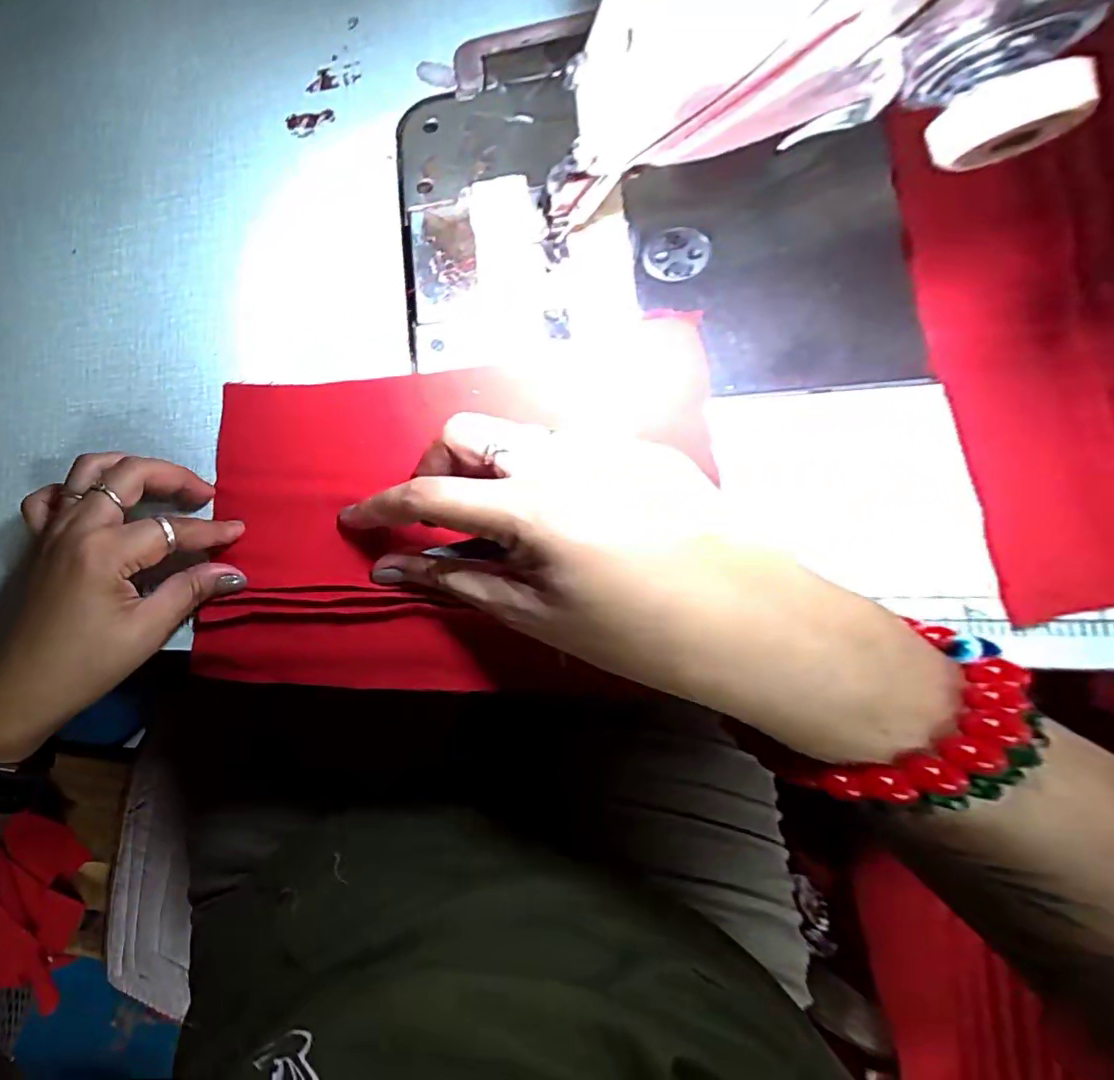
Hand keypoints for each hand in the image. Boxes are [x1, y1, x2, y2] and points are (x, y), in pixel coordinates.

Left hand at [0, 454, 245, 762]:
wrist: (24, 687)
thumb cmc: (88, 665)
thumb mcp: (146, 631)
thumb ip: (189, 590)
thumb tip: (233, 571)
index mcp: (104, 550)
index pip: (168, 527)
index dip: (208, 529)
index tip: (238, 530)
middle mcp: (77, 525)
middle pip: (129, 474)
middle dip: (172, 477)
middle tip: (203, 493)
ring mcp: (53, 528)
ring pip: (88, 470)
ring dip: (128, 468)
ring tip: (158, 484)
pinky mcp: (40, 539)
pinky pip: (52, 496)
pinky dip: (76, 488)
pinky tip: (97, 503)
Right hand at [340, 414, 961, 763]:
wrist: (760, 624)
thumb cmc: (636, 633)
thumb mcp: (532, 613)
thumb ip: (452, 582)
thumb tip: (388, 572)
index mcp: (532, 506)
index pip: (429, 496)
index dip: (380, 509)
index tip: (352, 519)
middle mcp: (561, 456)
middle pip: (462, 433)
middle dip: (433, 470)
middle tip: (441, 521)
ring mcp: (604, 444)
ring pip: (512, 433)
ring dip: (484, 468)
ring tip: (505, 523)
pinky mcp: (638, 447)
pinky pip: (562, 443)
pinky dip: (535, 472)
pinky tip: (566, 517)